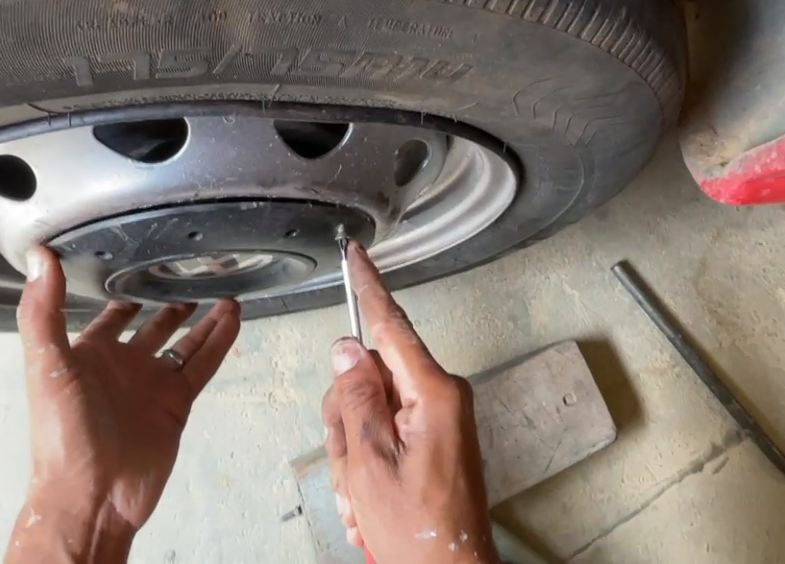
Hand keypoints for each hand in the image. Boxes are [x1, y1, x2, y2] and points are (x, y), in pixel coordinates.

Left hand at [6, 247, 240, 563]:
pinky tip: (234, 316)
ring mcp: (153, 383)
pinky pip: (203, 363)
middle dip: (170, 296)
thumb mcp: (48, 366)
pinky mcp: (177, 402)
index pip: (112, 310)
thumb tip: (40, 255)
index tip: (145, 253)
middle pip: (153, 322)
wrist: (94, 497)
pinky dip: (220, 340)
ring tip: (222, 286)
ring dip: (203, 316)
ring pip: (185, 340)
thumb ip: (43, 312)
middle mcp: (124, 364)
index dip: (126, 284)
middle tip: (193, 266)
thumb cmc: (63, 434)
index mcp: (90, 353)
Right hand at [322, 244, 498, 563]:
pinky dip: (365, 463)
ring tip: (361, 498)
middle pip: (369, 375)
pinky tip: (369, 501)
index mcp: (432, 391)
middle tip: (348, 468)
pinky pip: (382, 428)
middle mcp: (438, 394)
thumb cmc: (417, 531)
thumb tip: (347, 346)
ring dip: (352, 452)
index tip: (357, 254)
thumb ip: (356, 396)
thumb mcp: (372, 461)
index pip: (391, 324)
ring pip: (369, 405)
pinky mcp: (430, 434)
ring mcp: (435, 415)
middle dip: (345, 420)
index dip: (369, 286)